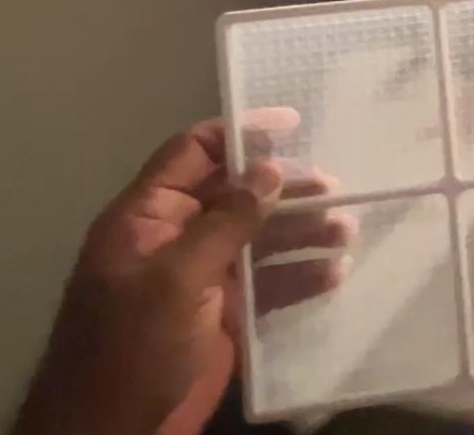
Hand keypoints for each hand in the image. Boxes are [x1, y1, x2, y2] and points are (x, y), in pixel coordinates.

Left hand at [12, 109, 352, 434]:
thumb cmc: (129, 349)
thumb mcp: (176, 278)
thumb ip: (227, 220)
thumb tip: (271, 171)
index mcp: (149, 217)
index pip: (193, 152)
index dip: (240, 133)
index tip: (292, 125)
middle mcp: (177, 237)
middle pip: (238, 194)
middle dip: (285, 190)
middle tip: (332, 190)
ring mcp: (202, 276)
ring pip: (260, 237)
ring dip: (302, 232)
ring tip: (344, 232)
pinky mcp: (224, 312)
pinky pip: (268, 281)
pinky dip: (299, 275)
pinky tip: (332, 273)